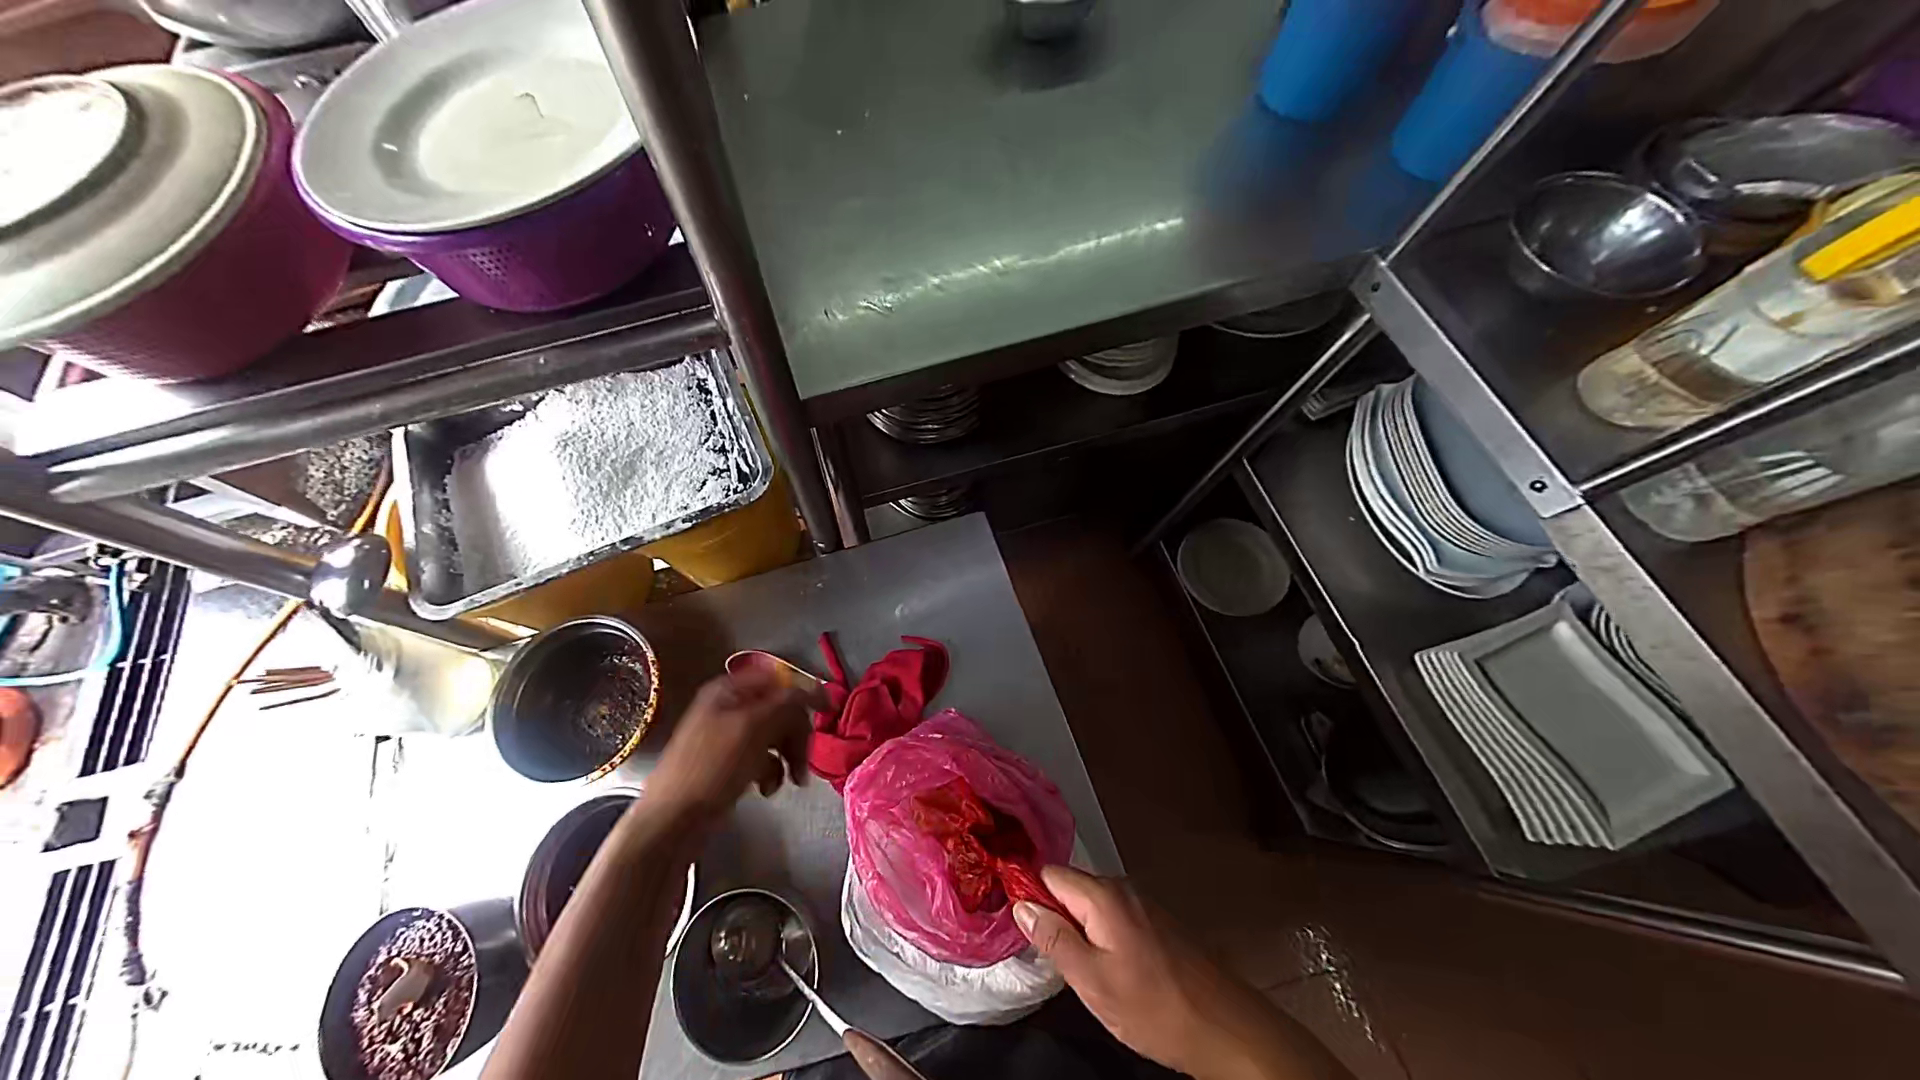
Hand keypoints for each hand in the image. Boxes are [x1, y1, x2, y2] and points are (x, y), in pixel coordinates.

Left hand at [642, 667, 817, 822]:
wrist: (671, 822)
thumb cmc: (710, 770)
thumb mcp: (753, 729)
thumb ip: (786, 704)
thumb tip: (814, 689)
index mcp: (729, 690)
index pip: (778, 679)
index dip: (804, 692)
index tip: (828, 711)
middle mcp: (729, 707)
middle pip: (780, 709)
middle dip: (796, 734)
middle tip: (804, 759)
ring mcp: (728, 737)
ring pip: (775, 735)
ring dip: (788, 756)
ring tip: (792, 780)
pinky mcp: (729, 764)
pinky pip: (763, 758)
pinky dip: (772, 771)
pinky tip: (768, 788)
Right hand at [1014, 865, 1344, 1079]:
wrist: (1227, 1029)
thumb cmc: (1155, 1008)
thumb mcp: (1092, 981)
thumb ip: (1053, 938)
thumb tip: (1021, 904)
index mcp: (1103, 896)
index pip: (1049, 874)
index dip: (1027, 893)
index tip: (1014, 922)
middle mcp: (1122, 889)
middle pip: (1070, 887)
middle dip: (1052, 914)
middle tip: (1043, 955)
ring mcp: (1142, 905)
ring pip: (1091, 905)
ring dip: (1076, 928)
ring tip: (1071, 967)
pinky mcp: (1157, 924)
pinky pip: (1112, 917)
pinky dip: (1099, 935)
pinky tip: (1104, 969)